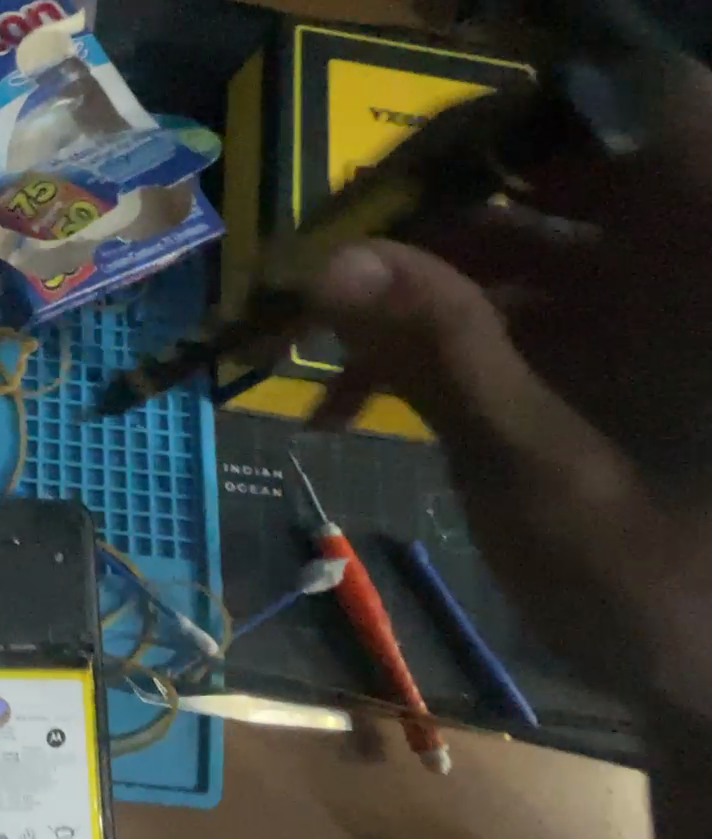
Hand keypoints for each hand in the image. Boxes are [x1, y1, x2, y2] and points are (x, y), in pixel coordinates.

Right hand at [306, 58, 711, 710]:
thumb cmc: (664, 583)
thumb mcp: (535, 466)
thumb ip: (439, 353)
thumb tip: (328, 265)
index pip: (652, 117)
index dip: (526, 116)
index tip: (400, 166)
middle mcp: (692, 268)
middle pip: (554, 183)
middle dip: (420, 222)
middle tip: (310, 271)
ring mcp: (644, 316)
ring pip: (509, 256)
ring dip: (398, 298)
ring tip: (303, 347)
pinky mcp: (597, 362)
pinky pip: (498, 322)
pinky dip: (419, 352)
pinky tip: (346, 406)